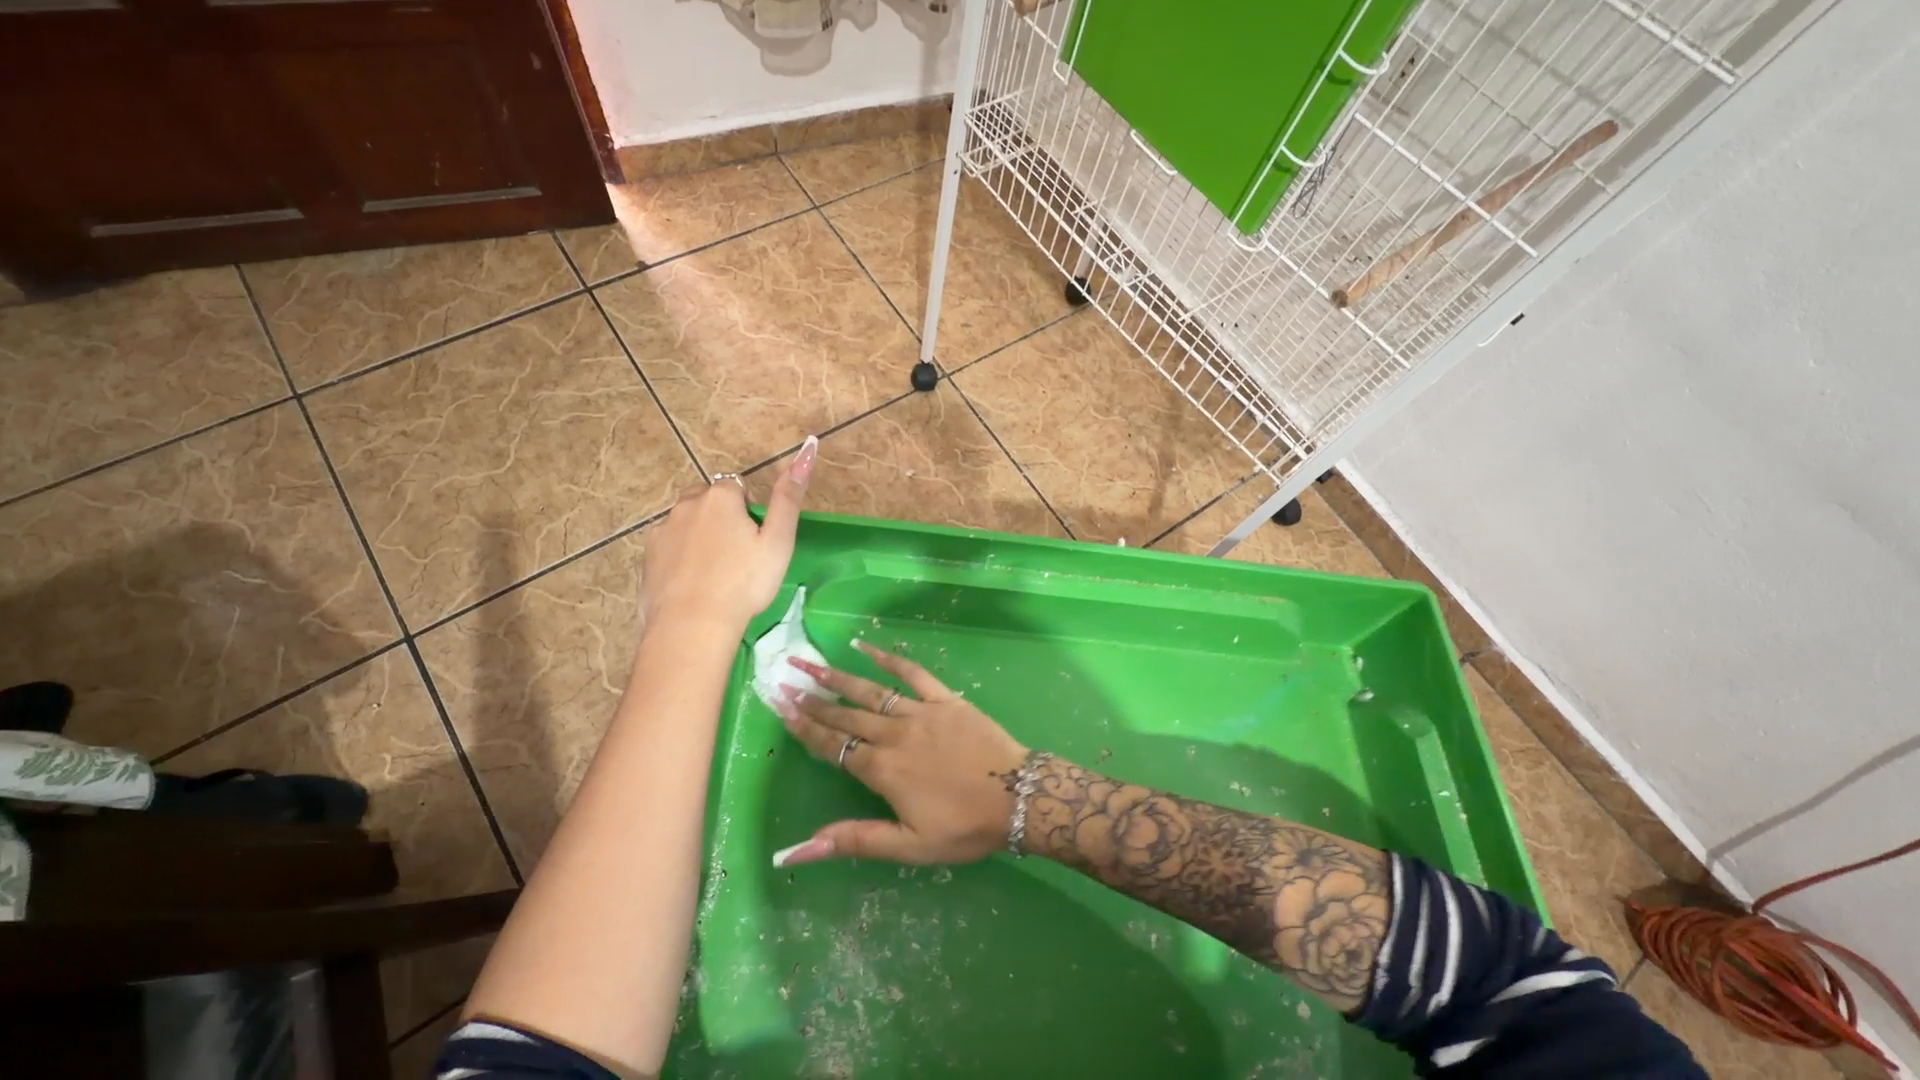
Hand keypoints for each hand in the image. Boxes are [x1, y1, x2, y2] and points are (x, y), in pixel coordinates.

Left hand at [640, 437, 815, 632]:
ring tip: (716, 573)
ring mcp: (662, 530)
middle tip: (739, 556)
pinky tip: (694, 584)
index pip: (738, 487)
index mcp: (721, 497)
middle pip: (709, 501)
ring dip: (700, 537)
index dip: (750, 511)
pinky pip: (670, 547)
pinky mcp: (648, 557)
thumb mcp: (778, 541)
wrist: (692, 625)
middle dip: (722, 518)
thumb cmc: (744, 583)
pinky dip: (681, 558)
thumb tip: (807, 449)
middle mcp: (687, 504)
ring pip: (687, 523)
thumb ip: (789, 497)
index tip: (757, 540)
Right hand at [771, 642, 1028, 865]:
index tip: (781, 708)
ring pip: (871, 691)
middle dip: (812, 701)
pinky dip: (888, 659)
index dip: (805, 728)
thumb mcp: (908, 846)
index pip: (834, 746)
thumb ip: (853, 841)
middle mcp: (895, 735)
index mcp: (882, 771)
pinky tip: (866, 647)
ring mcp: (921, 713)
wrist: (1019, 797)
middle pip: (846, 716)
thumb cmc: (964, 827)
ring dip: (838, 678)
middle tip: (783, 682)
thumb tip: (796, 851)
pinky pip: (913, 674)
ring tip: (810, 664)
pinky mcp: (946, 700)